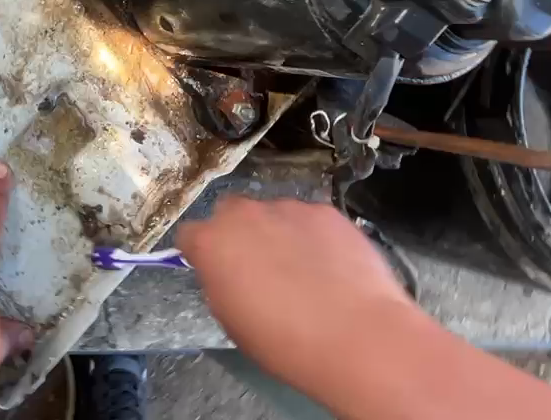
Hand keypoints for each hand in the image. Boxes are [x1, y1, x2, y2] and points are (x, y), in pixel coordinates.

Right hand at [177, 197, 418, 365]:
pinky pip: (310, 219)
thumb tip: (226, 272)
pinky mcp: (324, 211)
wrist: (360, 338)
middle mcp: (243, 214)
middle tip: (261, 267)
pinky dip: (315, 237)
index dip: (202, 252)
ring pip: (273, 214)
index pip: (190, 234)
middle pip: (229, 212)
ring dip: (279, 233)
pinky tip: (333, 267)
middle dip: (239, 233)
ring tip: (307, 272)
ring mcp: (285, 208)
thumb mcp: (232, 321)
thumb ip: (219, 284)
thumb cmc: (286, 343)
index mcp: (211, 242)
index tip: (217, 270)